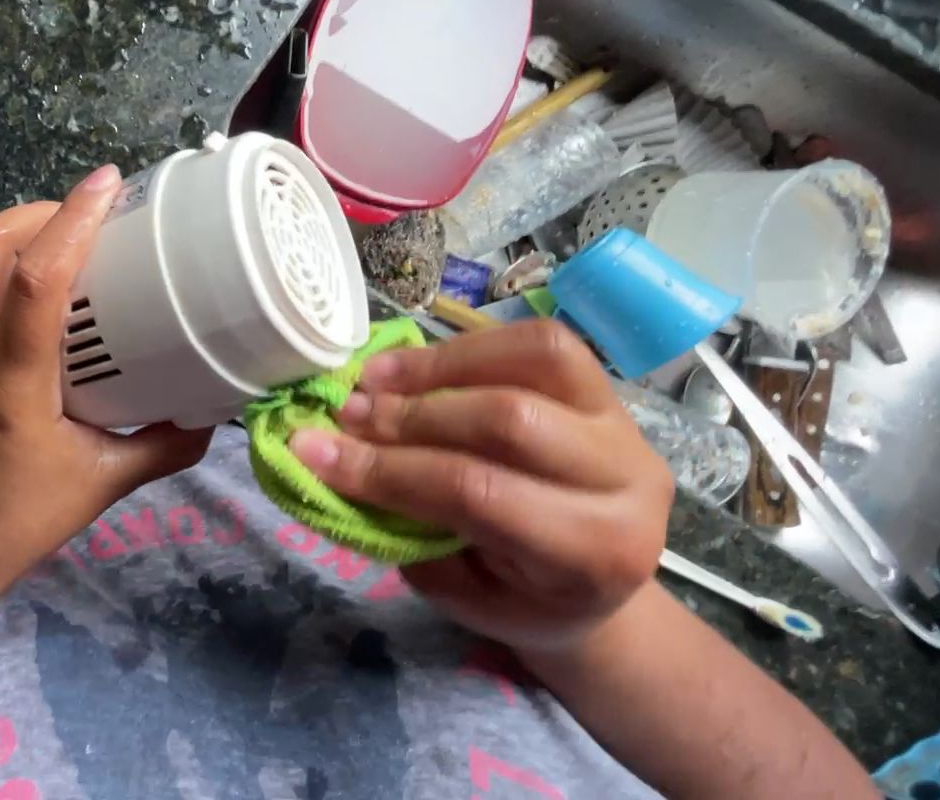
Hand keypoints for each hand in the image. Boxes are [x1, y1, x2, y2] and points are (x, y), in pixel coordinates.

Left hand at [0, 166, 209, 613]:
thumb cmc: (23, 519)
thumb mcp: (105, 483)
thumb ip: (165, 443)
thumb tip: (214, 406)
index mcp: (10, 388)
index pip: (35, 281)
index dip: (72, 221)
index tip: (107, 185)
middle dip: (40, 212)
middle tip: (89, 213)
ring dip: (9, 227)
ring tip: (56, 231)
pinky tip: (19, 267)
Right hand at [289, 320, 672, 652]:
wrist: (593, 585)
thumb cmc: (515, 596)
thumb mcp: (454, 587)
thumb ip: (397, 525)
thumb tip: (325, 455)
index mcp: (590, 554)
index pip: (476, 493)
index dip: (385, 468)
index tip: (312, 450)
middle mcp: (627, 483)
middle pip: (506, 420)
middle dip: (408, 415)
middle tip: (346, 415)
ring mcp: (623, 426)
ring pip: (535, 361)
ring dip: (438, 366)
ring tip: (375, 379)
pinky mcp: (605, 391)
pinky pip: (539, 343)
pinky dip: (466, 346)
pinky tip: (415, 366)